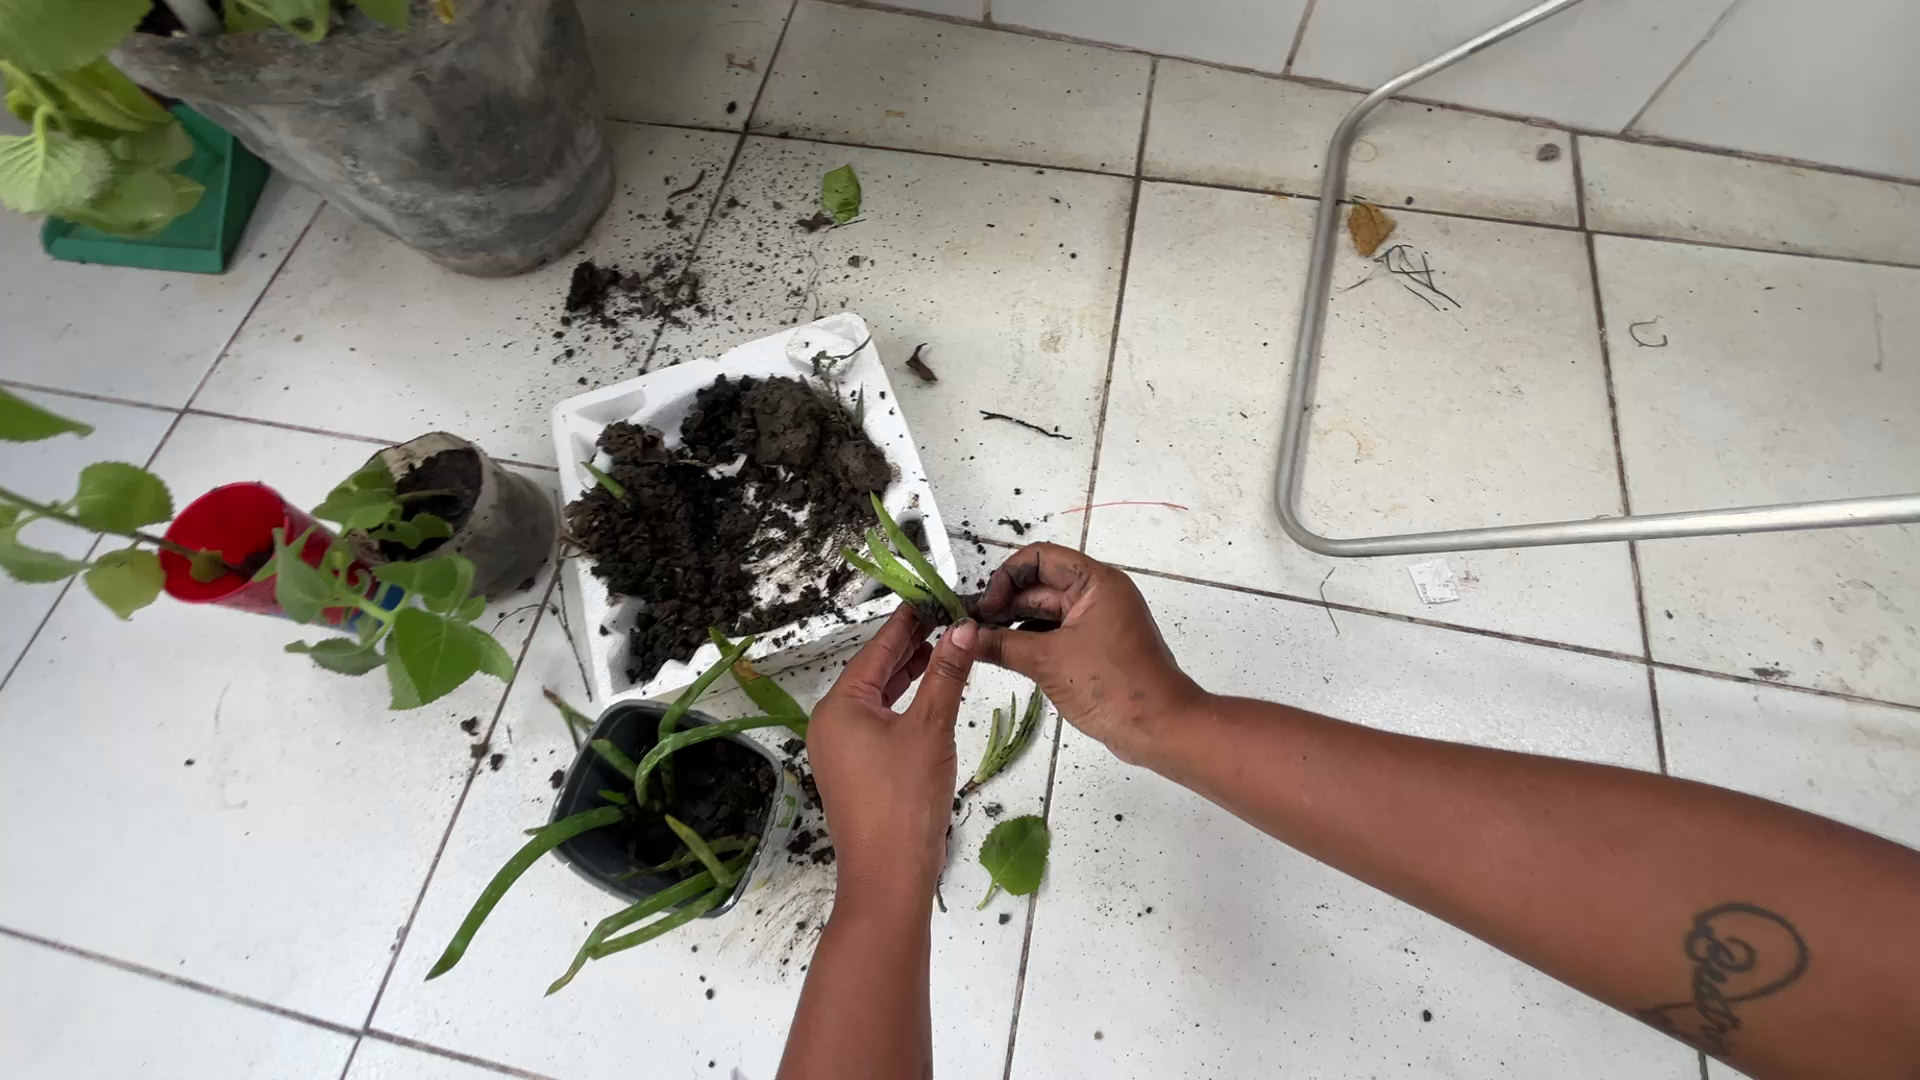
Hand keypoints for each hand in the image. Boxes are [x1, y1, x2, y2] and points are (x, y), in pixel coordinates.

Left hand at [809, 605, 976, 907]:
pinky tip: (930, 692)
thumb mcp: (931, 727)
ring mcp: (843, 748)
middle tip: (944, 618)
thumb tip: (962, 628)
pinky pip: (881, 721)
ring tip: (941, 647)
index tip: (930, 597)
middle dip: (910, 646)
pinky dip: (906, 703)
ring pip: (879, 697)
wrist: (890, 876)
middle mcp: (833, 722)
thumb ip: (946, 673)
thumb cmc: (905, 799)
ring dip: (910, 673)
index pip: (876, 650)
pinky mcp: (858, 768)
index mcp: (839, 707)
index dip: (906, 622)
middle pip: (875, 671)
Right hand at [975, 543, 1205, 765]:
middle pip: (1040, 585)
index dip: (1007, 577)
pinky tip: (1004, 655)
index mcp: (1095, 583)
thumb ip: (1002, 645)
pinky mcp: (1094, 647)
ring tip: (982, 643)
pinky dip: (1030, 642)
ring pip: (1045, 612)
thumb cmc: (1113, 686)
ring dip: (1014, 624)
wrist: (1160, 729)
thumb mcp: (1048, 661)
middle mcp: (1097, 595)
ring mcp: (1097, 622)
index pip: (1040, 558)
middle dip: (1005, 604)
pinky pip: (1055, 634)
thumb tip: (965, 637)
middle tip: (972, 628)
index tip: (986, 608)